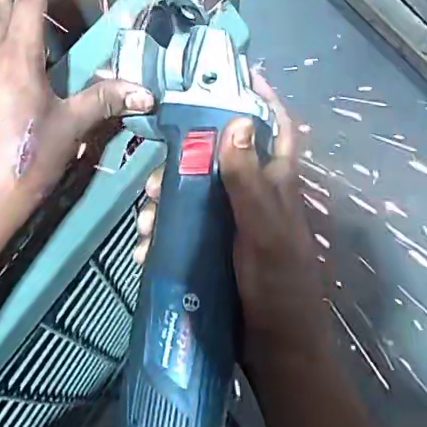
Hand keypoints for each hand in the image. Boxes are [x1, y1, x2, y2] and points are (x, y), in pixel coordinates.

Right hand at [134, 75, 323, 344]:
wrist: (276, 351)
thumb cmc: (279, 284)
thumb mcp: (264, 229)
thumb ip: (249, 179)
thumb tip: (236, 120)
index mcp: (278, 182)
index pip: (275, 127)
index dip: (263, 98)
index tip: (237, 74)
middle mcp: (258, 194)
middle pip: (221, 157)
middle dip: (186, 161)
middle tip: (156, 178)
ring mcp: (236, 222)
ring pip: (196, 193)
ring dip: (168, 202)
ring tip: (149, 222)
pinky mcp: (217, 247)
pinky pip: (186, 227)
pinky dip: (165, 232)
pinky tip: (148, 248)